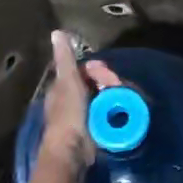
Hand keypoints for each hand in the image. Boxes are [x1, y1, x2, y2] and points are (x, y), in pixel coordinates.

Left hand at [39, 30, 121, 169]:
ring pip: (105, 99)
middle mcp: (72, 99)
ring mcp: (84, 115)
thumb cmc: (68, 113)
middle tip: (118, 89)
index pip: (86, 70)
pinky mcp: (95, 129)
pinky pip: (109, 114)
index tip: (109, 75)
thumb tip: (57, 32)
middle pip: (97, 84)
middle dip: (110, 83)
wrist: (71, 150)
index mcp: (64, 87)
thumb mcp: (68, 81)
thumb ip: (65, 58)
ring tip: (126, 101)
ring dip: (116, 97)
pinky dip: (117, 112)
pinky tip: (124, 113)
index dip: (99, 70)